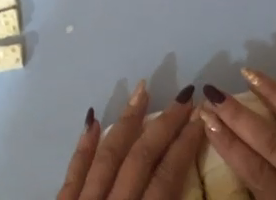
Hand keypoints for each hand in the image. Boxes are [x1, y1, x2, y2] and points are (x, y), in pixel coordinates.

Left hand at [58, 80, 206, 199]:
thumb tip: (196, 186)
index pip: (168, 175)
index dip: (186, 144)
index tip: (201, 114)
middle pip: (141, 157)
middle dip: (165, 125)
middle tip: (184, 96)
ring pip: (108, 154)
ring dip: (127, 121)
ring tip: (142, 89)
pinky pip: (74, 171)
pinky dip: (84, 145)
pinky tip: (92, 119)